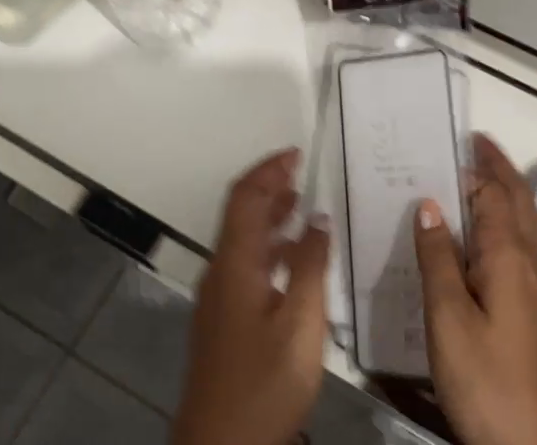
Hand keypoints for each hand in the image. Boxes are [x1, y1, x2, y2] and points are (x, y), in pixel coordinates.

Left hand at [172, 149, 330, 444]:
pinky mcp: (224, 322)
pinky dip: (270, 248)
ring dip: (270, 218)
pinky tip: (295, 261)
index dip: (268, 170)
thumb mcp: (301, 322)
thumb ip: (310, 265)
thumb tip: (317, 218)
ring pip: (243, 241)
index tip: (297, 153)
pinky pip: (246, 265)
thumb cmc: (264, 382)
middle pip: (240, 215)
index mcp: (235, 265)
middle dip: (269, 188)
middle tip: (304, 172)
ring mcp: (218, 300)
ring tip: (304, 207)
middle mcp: (220, 274)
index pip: (245, 198)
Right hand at [414, 134, 536, 444]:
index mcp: (506, 255)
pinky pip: (518, 244)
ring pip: (522, 221)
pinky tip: (485, 233)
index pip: (492, 195)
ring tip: (480, 174)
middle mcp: (524, 261)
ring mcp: (529, 285)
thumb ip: (438, 257)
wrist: (528, 437)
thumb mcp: (448, 316)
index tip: (451, 142)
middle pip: (517, 200)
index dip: (474, 168)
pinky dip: (505, 220)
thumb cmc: (484, 374)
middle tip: (475, 142)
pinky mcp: (526, 306)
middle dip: (499, 168)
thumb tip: (430, 202)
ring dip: (505, 190)